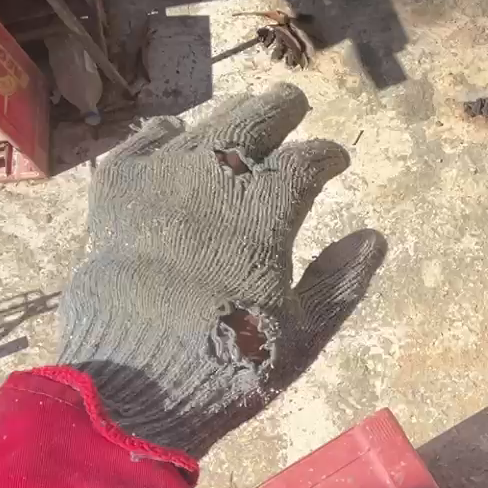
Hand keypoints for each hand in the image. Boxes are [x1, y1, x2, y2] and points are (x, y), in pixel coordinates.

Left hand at [58, 85, 384, 456]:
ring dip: (227, 115)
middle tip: (294, 99)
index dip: (325, 156)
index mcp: (262, 217)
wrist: (132, 388)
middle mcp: (209, 186)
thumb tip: (374, 236)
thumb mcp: (304, 334)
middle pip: (249, 126)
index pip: (303, 164)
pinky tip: (173, 133)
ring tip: (246, 107)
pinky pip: (137, 149)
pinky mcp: (112, 203)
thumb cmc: (230, 363)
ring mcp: (156, 188)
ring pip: (198, 130)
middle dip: (279, 110)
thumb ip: (340, 281)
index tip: (338, 158)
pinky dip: (160, 136)